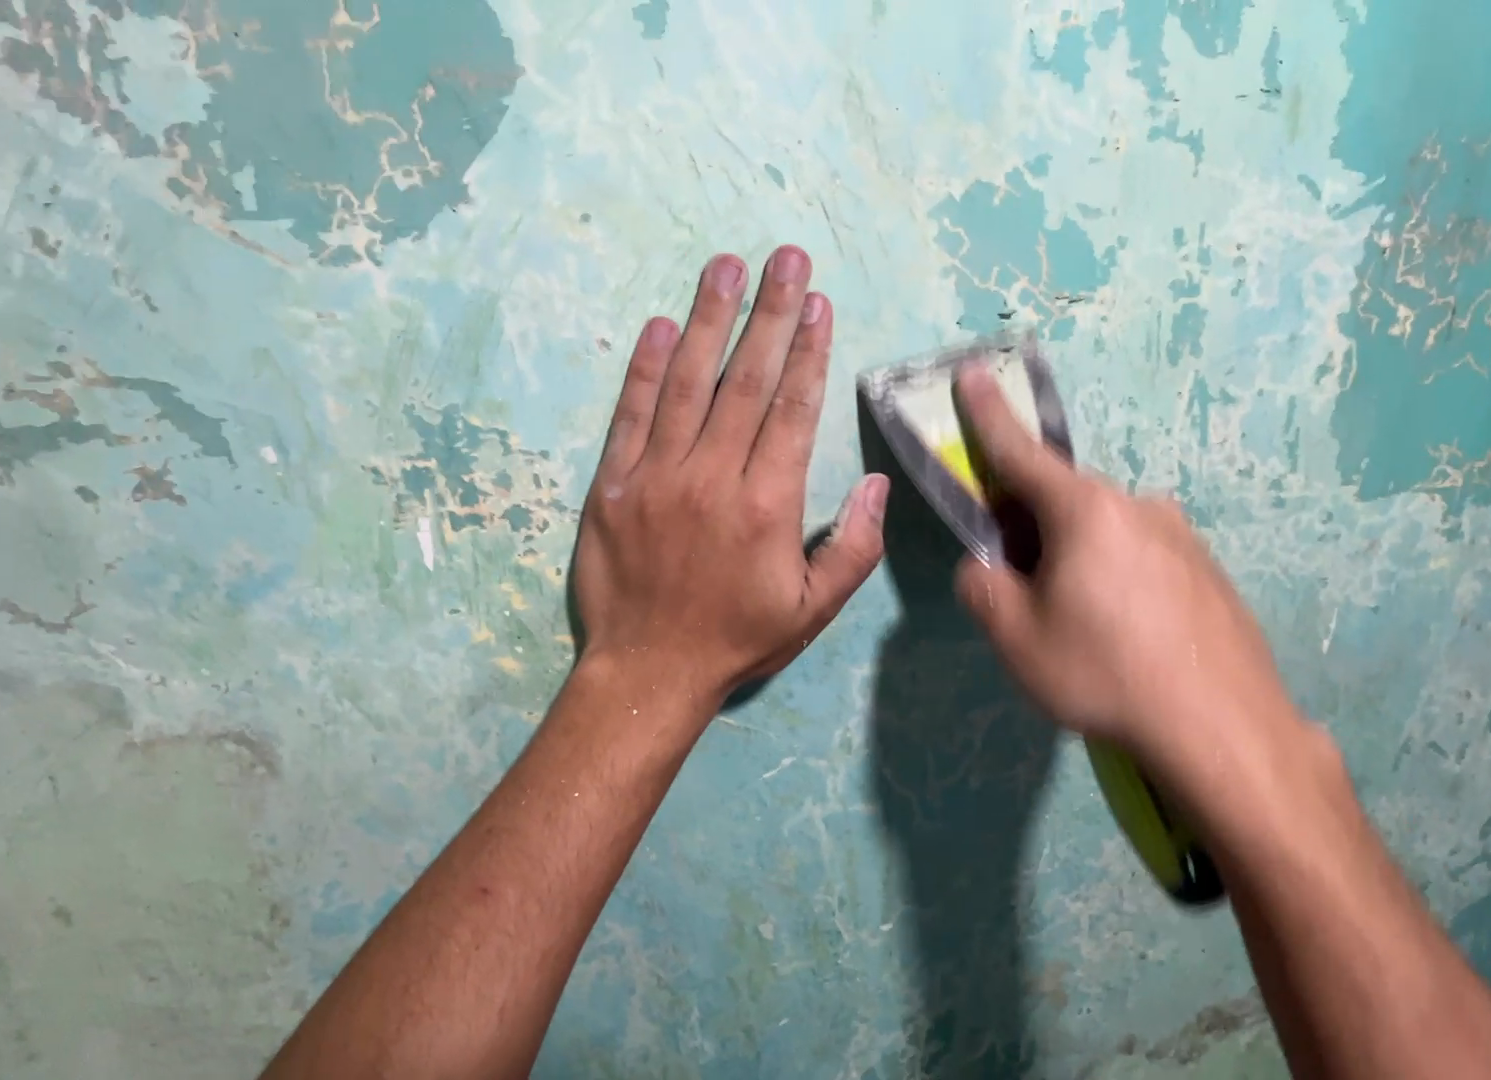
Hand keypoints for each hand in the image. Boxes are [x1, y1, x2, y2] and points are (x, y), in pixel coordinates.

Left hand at [572, 247, 888, 709]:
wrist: (649, 672)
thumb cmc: (737, 639)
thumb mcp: (814, 609)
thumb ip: (854, 547)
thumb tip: (878, 484)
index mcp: (768, 505)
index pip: (793, 410)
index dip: (809, 351)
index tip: (819, 303)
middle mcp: (713, 478)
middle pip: (747, 381)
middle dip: (771, 314)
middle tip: (785, 257)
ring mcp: (656, 477)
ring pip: (687, 384)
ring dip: (708, 320)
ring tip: (725, 266)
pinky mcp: (611, 486)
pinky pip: (630, 416)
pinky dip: (644, 369)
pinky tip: (660, 326)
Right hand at [951, 366, 1299, 771]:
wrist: (1223, 728)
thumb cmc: (1105, 673)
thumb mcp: (1015, 637)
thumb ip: (981, 587)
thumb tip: (987, 568)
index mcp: (1085, 511)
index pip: (1021, 453)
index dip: (988, 414)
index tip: (973, 372)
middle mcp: (1138, 506)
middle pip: (1062, 502)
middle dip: (1030, 525)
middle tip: (1019, 581)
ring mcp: (1181, 536)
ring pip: (1103, 532)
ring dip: (1075, 556)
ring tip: (1079, 624)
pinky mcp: (1208, 570)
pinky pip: (1141, 557)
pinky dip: (1115, 577)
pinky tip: (1125, 635)